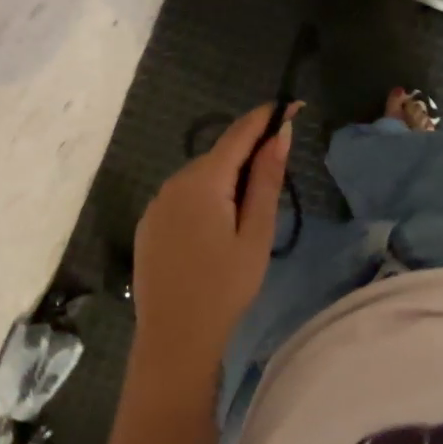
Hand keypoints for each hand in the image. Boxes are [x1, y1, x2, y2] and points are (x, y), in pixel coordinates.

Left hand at [131, 103, 297, 372]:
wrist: (174, 339)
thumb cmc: (225, 287)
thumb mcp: (256, 234)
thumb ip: (266, 180)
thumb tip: (280, 134)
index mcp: (203, 180)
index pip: (239, 133)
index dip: (266, 116)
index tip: (292, 104)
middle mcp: (174, 181)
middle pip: (219, 154)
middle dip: (249, 152)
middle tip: (280, 169)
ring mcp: (157, 203)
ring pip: (201, 176)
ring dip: (227, 178)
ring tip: (251, 211)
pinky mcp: (150, 224)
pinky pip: (184, 196)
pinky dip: (207, 197)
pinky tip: (218, 228)